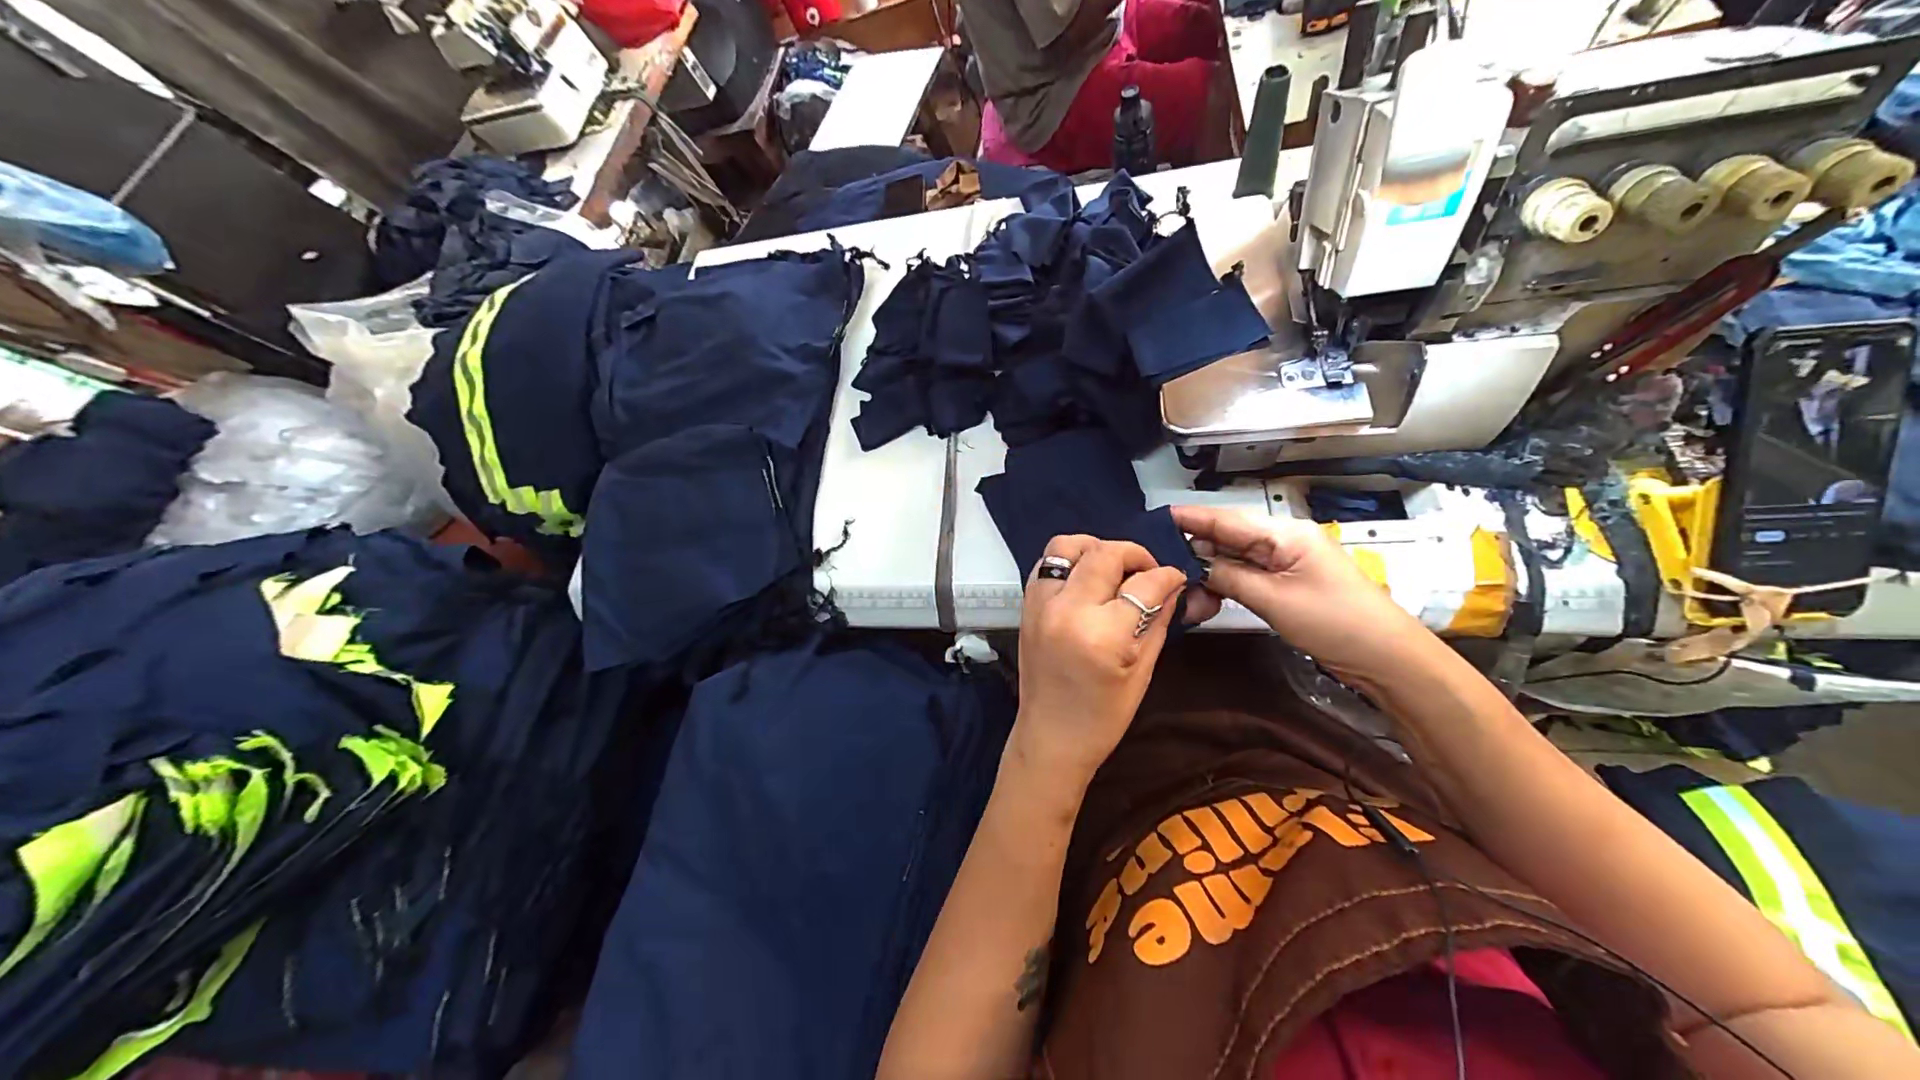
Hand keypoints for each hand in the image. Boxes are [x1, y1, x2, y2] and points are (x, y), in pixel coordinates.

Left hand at [1013, 535, 1187, 784]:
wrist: (1051, 737)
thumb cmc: (1103, 716)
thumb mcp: (1142, 670)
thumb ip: (1158, 621)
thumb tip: (1173, 586)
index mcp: (1101, 634)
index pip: (1143, 584)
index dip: (1167, 576)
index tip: (1176, 578)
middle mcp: (1066, 610)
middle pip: (1104, 554)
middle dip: (1134, 555)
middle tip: (1147, 572)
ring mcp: (1040, 604)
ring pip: (1067, 545)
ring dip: (1096, 549)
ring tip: (1114, 569)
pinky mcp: (1026, 605)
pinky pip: (1047, 563)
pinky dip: (1070, 561)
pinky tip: (1087, 579)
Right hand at [1171, 505, 1437, 689]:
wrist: (1386, 658)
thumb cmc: (1334, 622)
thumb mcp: (1273, 599)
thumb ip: (1228, 576)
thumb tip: (1193, 565)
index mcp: (1284, 533)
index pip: (1226, 519)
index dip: (1190, 518)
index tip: (1155, 519)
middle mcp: (1283, 541)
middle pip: (1227, 538)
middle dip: (1194, 552)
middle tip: (1160, 568)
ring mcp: (1285, 564)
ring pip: (1234, 560)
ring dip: (1207, 575)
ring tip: (1182, 593)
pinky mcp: (1287, 585)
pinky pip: (1246, 577)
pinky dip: (1225, 587)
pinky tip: (1205, 600)